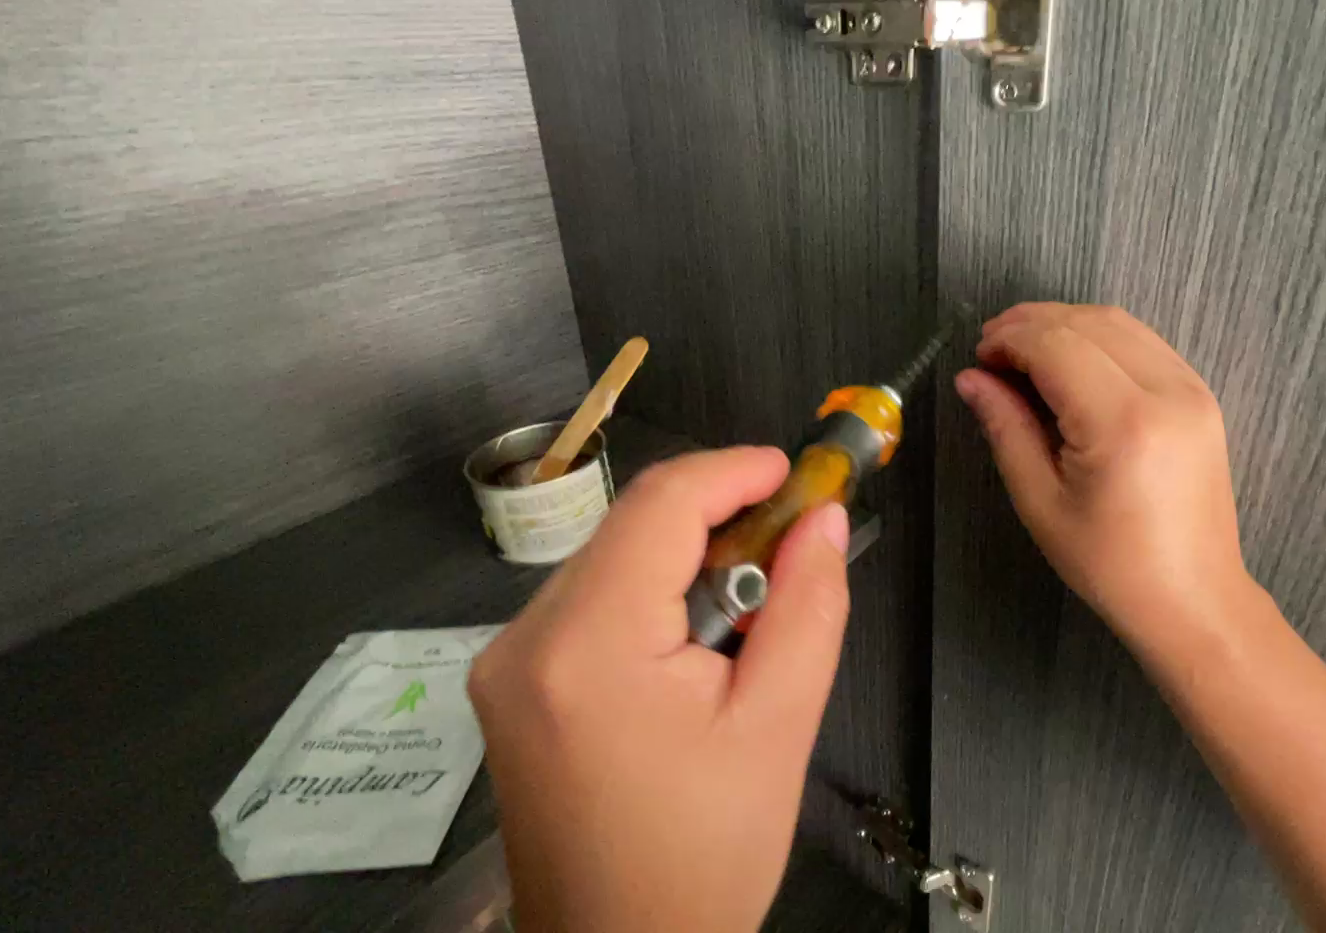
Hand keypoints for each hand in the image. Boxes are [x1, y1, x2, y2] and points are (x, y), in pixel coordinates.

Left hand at [468, 447, 850, 932]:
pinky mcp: (508, 678)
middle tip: (785, 543)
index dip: (732, 471)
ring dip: (685, 555)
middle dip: (715, 517)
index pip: (660, 506)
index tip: (792, 474)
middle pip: (632, 526)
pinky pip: (590, 596)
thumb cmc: (706, 854)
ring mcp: (505, 659)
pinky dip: (650, 590)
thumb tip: (820, 519)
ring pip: (612, 555)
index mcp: (588, 648)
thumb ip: (808, 607)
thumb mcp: (778, 728)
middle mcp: (525, 638)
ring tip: (745, 606)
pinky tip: (691, 637)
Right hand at [954, 303, 1248, 642]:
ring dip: (1064, 323)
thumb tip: (970, 378)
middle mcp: (1165, 392)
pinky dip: (1098, 337)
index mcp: (1122, 424)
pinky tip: (1070, 363)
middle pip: (1087, 322)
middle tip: (991, 350)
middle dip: (1031, 324)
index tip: (979, 358)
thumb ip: (1005, 427)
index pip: (1056, 345)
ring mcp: (1192, 389)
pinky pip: (1143, 342)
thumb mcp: (1040, 501)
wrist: (1192, 597)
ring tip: (1024, 352)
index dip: (1009, 339)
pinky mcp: (1201, 395)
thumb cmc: (1108, 563)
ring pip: (1118, 322)